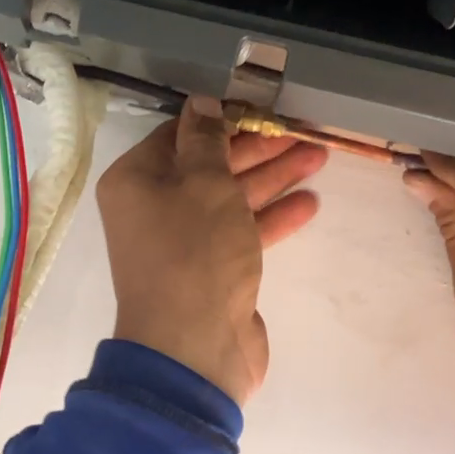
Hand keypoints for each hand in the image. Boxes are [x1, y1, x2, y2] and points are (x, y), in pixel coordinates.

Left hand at [95, 95, 327, 405]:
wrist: (195, 351)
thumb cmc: (195, 252)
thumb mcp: (205, 183)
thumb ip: (207, 139)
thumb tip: (201, 103)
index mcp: (136, 180)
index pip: (179, 135)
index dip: (221, 119)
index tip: (260, 109)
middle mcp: (153, 206)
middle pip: (209, 165)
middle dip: (257, 150)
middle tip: (303, 133)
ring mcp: (183, 240)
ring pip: (230, 197)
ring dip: (272, 178)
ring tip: (318, 156)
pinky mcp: (211, 270)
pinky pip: (241, 231)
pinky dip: (272, 217)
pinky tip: (310, 203)